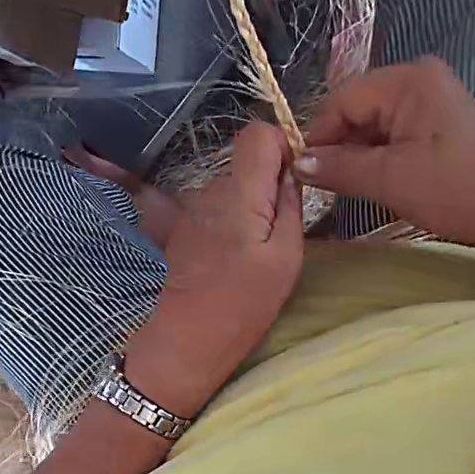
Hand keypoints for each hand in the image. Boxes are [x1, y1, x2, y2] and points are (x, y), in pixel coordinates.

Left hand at [121, 123, 304, 418]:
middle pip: (245, 162)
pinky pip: (215, 208)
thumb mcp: (286, 257)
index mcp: (240, 192)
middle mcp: (210, 189)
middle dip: (267, 184)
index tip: (292, 181)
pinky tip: (231, 255)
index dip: (280, 148)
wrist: (188, 339)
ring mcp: (191, 208)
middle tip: (277, 230)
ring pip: (231, 187)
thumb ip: (290, 206)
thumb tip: (290, 173)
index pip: (257, 134)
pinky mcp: (182, 226)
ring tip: (253, 251)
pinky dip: (229, 221)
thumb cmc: (244, 303)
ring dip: (247, 206)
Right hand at [292, 58, 474, 249]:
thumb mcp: (389, 179)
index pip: (340, 100)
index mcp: (406, 81)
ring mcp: (431, 103)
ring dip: (356, 156)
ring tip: (343, 189)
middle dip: (336, 146)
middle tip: (319, 186)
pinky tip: (372, 184)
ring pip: (373, 126)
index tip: (300, 173)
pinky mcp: (439, 126)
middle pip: (356, 110)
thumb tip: (297, 163)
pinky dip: (377, 159)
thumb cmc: (456, 188)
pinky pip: (393, 136)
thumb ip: (338, 167)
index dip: (316, 136)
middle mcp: (418, 81)